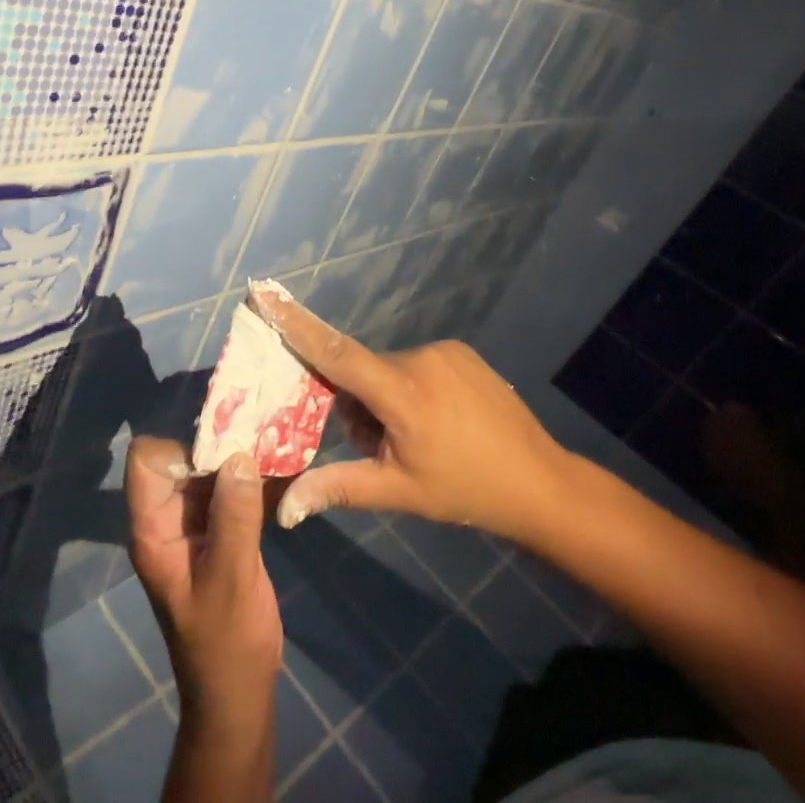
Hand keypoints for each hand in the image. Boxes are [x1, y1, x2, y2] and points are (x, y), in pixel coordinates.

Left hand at [124, 435, 280, 744]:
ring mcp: (196, 529)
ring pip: (211, 476)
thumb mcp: (231, 578)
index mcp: (154, 530)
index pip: (146, 462)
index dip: (181, 446)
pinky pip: (232, 497)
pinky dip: (254, 485)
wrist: (237, 692)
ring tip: (280, 445)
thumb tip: (239, 457)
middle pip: (182, 463)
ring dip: (241, 462)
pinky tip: (287, 474)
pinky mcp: (222, 537)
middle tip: (264, 432)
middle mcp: (169, 522)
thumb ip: (234, 516)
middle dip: (219, 446)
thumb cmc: (226, 641)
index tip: (226, 445)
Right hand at [254, 285, 567, 543]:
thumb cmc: (465, 490)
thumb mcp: (397, 492)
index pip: (338, 354)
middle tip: (380, 446)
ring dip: (382, 398)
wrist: (539, 482)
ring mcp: (446, 352)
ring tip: (414, 438)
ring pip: (386, 369)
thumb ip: (337, 488)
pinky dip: (406, 388)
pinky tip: (434, 422)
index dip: (297, 326)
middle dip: (356, 404)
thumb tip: (282, 508)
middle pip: (360, 371)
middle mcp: (422, 359)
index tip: (264, 295)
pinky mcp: (462, 352)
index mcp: (404, 394)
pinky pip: (413, 364)